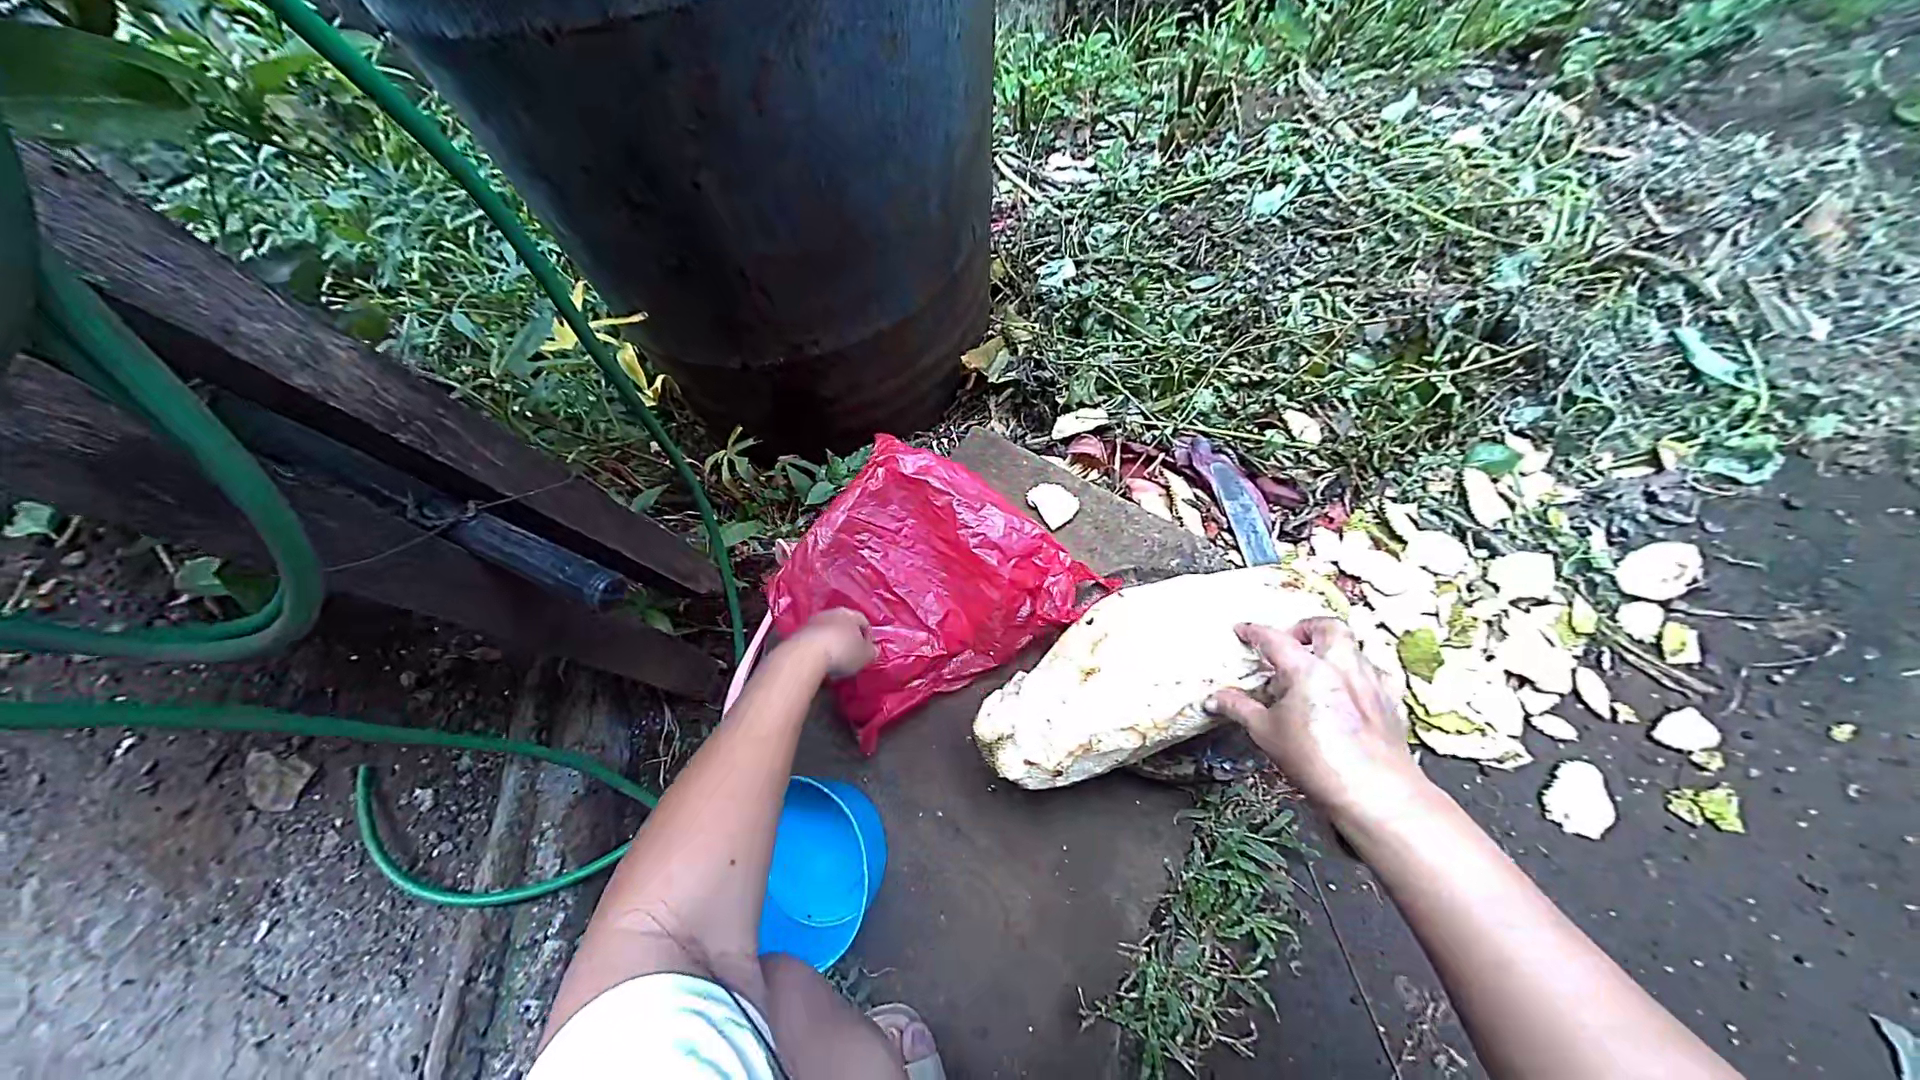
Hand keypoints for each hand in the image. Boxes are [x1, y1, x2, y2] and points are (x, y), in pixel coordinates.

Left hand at [788, 608, 875, 677]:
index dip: (868, 637)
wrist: (805, 655)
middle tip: (852, 656)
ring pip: (827, 631)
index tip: (868, 651)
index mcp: (849, 613)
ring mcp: (812, 622)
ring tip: (834, 662)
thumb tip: (873, 650)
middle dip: (848, 638)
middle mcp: (830, 613)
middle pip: (843, 624)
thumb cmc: (842, 652)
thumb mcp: (865, 656)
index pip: (863, 621)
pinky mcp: (797, 634)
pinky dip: (818, 650)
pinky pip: (814, 641)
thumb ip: (871, 651)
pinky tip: (820, 664)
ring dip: (832, 643)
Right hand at [1207, 618, 1424, 823]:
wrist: (1376, 793)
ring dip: (1333, 649)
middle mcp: (1342, 666)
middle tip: (1290, 641)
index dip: (1254, 632)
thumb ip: (1239, 709)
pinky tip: (1349, 690)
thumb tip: (1215, 699)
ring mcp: (1371, 681)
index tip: (1243, 631)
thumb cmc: (1315, 761)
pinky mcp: (1391, 701)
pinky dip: (1359, 672)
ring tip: (1317, 667)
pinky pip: (1376, 672)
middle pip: (1326, 627)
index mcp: (1307, 669)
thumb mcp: (1266, 733)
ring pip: (1354, 646)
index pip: (1274, 638)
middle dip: (1305, 627)